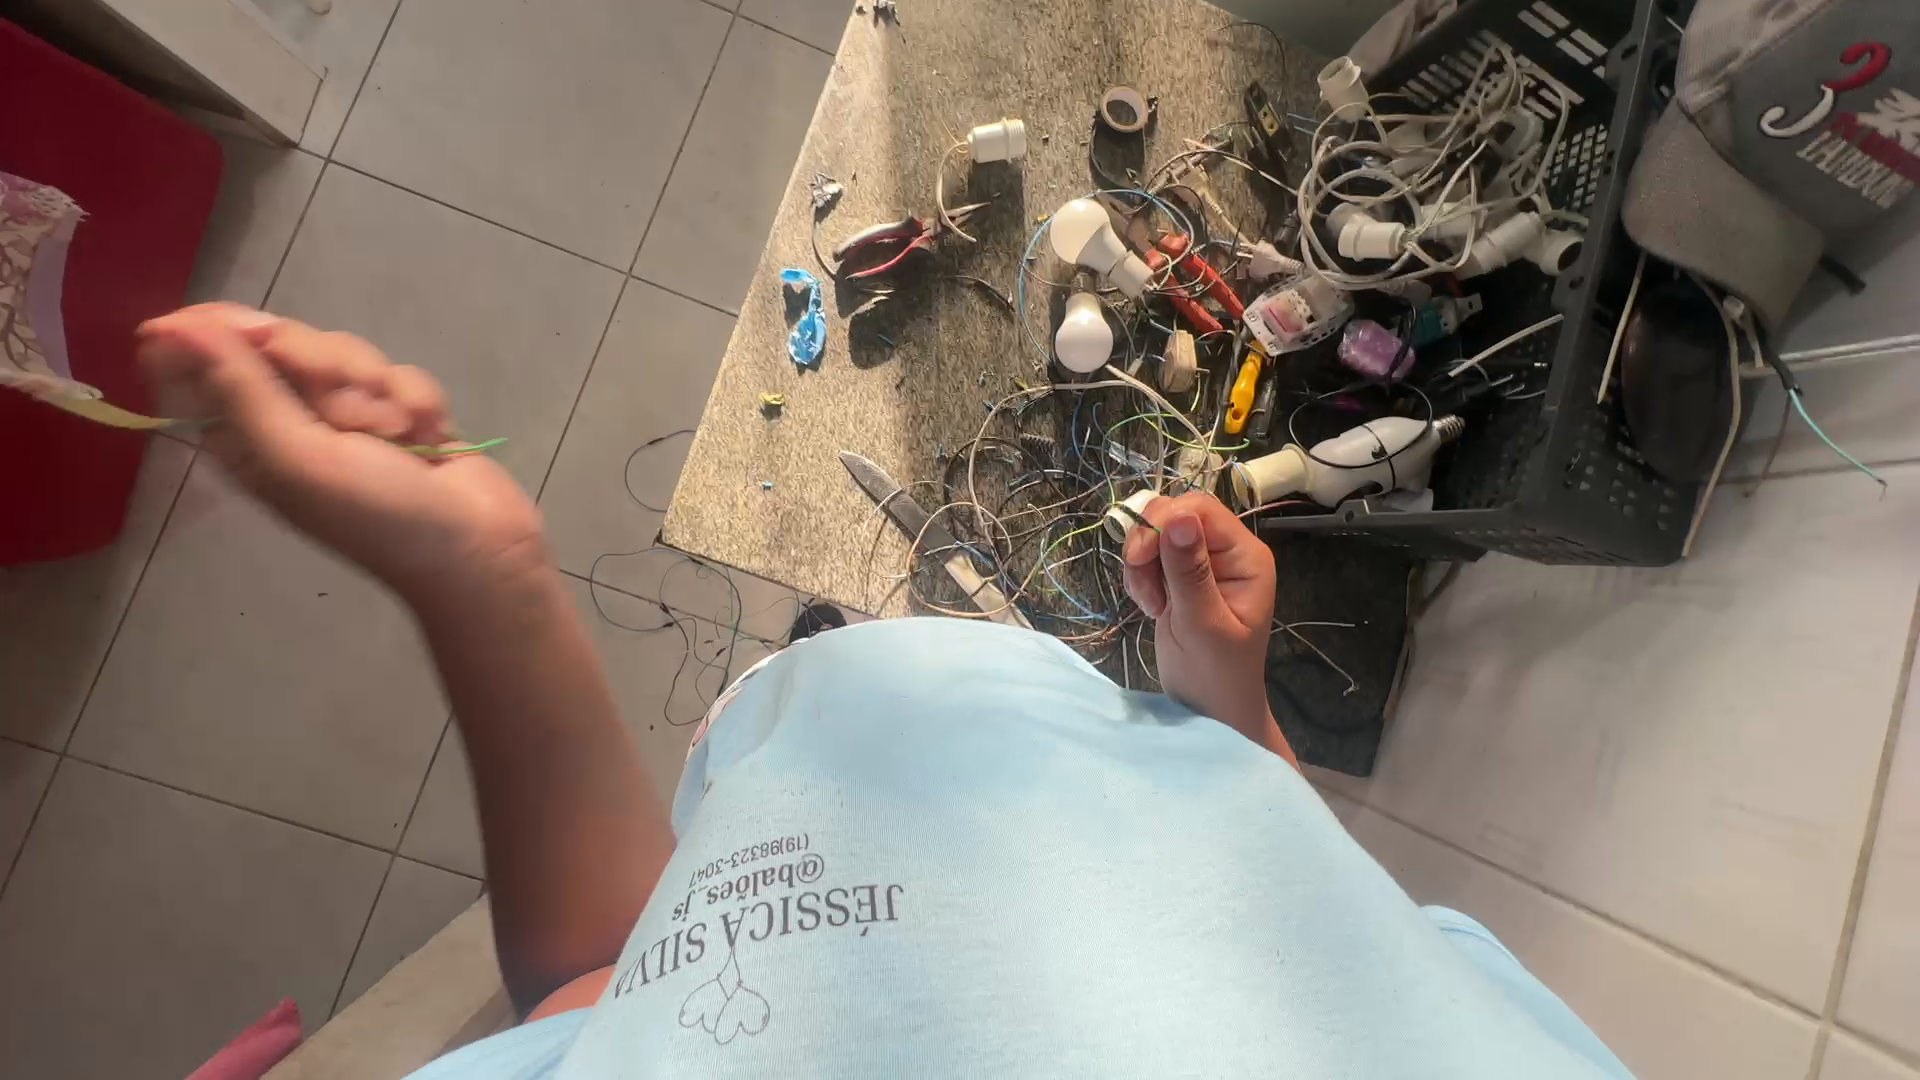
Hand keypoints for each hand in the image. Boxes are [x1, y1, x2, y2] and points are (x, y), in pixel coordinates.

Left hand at [137, 304, 545, 606]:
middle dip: (320, 361)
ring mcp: (355, 415)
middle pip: (279, 341)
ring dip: (377, 386)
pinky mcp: (408, 413)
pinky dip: (418, 400)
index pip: (195, 358)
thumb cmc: (378, 513)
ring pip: (348, 352)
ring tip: (398, 430)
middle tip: (343, 401)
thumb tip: (173, 326)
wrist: (476, 543)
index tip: (259, 335)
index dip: (220, 334)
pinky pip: (402, 374)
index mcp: (244, 434)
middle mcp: (292, 418)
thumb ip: (241, 389)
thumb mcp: (297, 456)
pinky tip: (431, 432)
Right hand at [1120, 492, 1291, 761]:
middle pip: (1174, 515)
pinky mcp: (1178, 576)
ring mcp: (1201, 563)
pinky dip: (1138, 577)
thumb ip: (1190, 571)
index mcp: (1245, 556)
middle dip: (1147, 545)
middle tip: (1143, 588)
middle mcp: (1225, 551)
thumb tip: (1178, 518)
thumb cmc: (1216, 673)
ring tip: (1151, 605)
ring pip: (1155, 535)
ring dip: (1140, 565)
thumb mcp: (1203, 624)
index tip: (1140, 558)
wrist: (1208, 708)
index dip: (1164, 522)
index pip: (1201, 510)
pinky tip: (1150, 607)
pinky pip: (1147, 556)